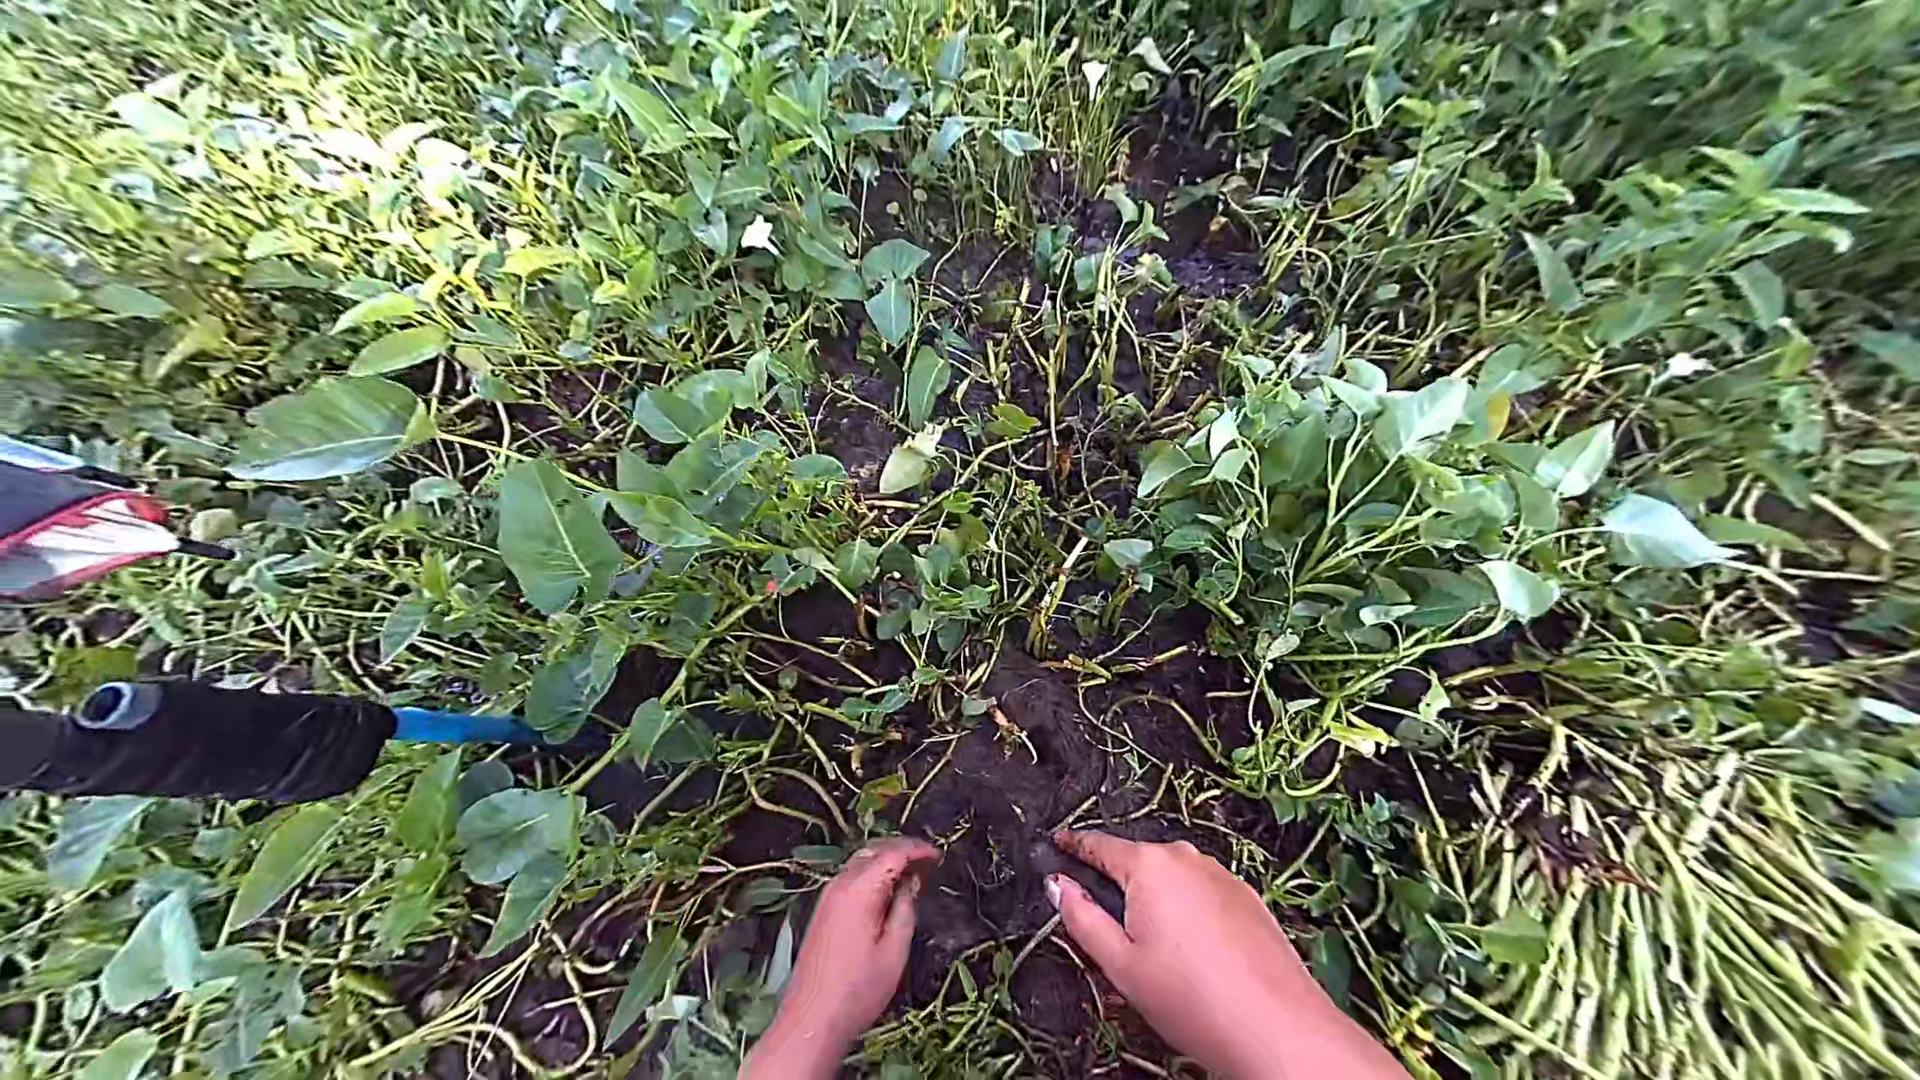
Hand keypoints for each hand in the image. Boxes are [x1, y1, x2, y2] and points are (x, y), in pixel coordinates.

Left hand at [741, 837, 940, 1079]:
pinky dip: (873, 872)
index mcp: (860, 889)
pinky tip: (887, 890)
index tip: (937, 855)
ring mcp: (829, 894)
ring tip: (912, 874)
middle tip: (928, 863)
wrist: (810, 1021)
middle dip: (904, 850)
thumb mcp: (894, 951)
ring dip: (888, 860)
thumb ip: (906, 909)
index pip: (893, 853)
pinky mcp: (824, 908)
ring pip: (863, 860)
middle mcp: (841, 883)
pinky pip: (853, 875)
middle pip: (876, 850)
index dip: (918, 850)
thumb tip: (911, 882)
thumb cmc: (857, 990)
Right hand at [1048, 830, 1408, 1079]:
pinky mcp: (1245, 896)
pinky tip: (1194, 956)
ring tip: (1159, 957)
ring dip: (1155, 902)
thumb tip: (1059, 885)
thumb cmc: (1197, 1002)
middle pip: (1135, 862)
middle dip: (1118, 888)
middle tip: (1111, 934)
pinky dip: (1187, 911)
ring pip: (1170, 879)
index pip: (1098, 844)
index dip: (1072, 845)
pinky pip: (1200, 892)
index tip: (1059, 844)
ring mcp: (1219, 875)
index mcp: (1149, 865)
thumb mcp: (1121, 965)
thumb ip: (1081, 917)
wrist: (1282, 1036)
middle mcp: (1185, 858)